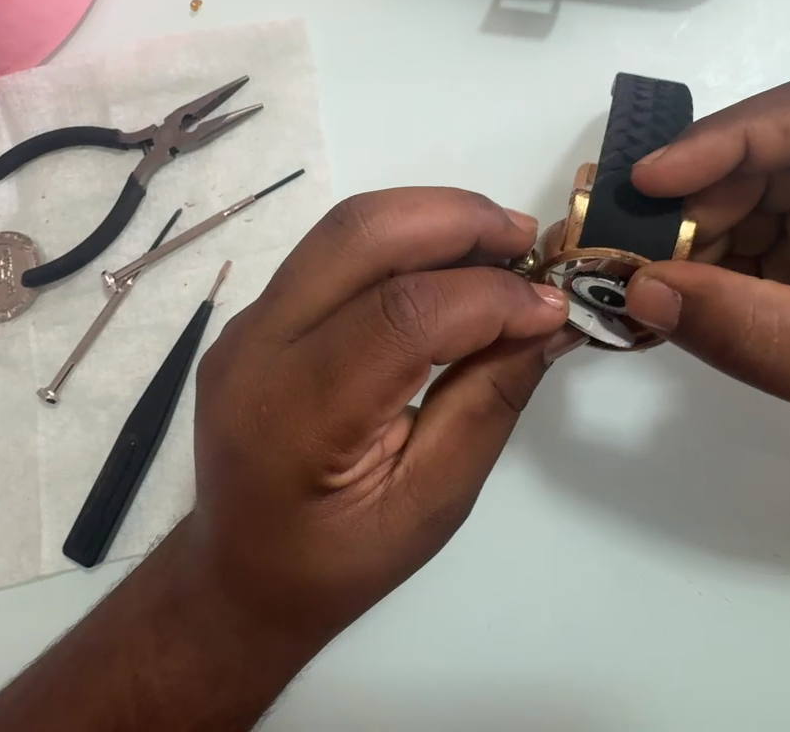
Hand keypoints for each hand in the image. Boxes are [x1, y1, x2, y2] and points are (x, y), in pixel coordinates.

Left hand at [177, 188, 581, 644]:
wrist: (237, 574)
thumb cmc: (337, 562)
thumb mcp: (431, 504)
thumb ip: (489, 403)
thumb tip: (550, 321)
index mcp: (296, 415)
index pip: (402, 316)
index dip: (489, 298)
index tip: (552, 306)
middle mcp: (258, 347)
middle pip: (361, 236)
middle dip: (457, 220)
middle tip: (527, 240)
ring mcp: (248, 322)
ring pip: (345, 227)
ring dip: (432, 217)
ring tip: (500, 242)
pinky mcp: (257, 313)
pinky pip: (334, 250)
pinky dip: (403, 239)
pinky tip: (450, 262)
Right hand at [623, 78, 789, 529]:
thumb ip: (749, 329)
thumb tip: (637, 290)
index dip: (730, 138)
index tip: (652, 181)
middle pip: (775, 156)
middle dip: (698, 198)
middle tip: (631, 245)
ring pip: (752, 199)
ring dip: (693, 236)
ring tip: (639, 276)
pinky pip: (753, 246)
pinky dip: (706, 270)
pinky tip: (669, 295)